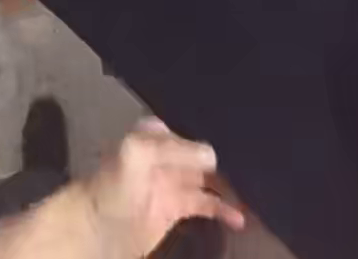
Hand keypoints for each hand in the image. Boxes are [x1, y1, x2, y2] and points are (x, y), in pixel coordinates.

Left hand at [0, 120, 242, 258]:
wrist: (96, 230)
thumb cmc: (114, 186)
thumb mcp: (137, 155)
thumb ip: (172, 149)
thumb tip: (213, 153)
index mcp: (152, 133)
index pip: (189, 128)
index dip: (213, 134)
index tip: (245, 140)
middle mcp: (162, 153)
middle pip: (200, 154)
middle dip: (225, 161)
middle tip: (261, 171)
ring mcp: (168, 182)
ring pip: (205, 179)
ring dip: (228, 187)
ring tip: (258, 197)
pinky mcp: (173, 209)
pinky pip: (203, 204)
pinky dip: (221, 209)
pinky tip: (239, 218)